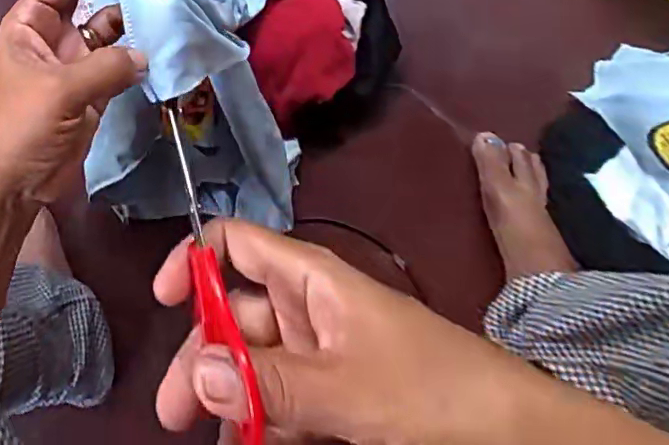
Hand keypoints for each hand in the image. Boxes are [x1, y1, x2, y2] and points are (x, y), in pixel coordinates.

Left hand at [0, 0, 144, 203]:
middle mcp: (53, 36)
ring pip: (109, 29)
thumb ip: (107, 67)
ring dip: (132, 17)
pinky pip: (119, 61)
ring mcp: (74, 63)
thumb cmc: (19, 127)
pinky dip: (138, 53)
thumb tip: (145, 55)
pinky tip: (161, 40)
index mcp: (30, 23)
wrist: (10, 188)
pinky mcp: (92, 90)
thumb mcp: (60, 90)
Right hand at [154, 220, 542, 444]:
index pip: (236, 243)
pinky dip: (262, 421)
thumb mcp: (345, 387)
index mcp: (306, 276)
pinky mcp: (332, 390)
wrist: (505, 429)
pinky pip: (280, 398)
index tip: (162, 298)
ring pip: (253, 363)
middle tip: (173, 413)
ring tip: (218, 442)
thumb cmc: (425, 385)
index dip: (195, 258)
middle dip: (203, 355)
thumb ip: (269, 381)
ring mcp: (317, 348)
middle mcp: (304, 304)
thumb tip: (197, 369)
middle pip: (234, 314)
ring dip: (231, 398)